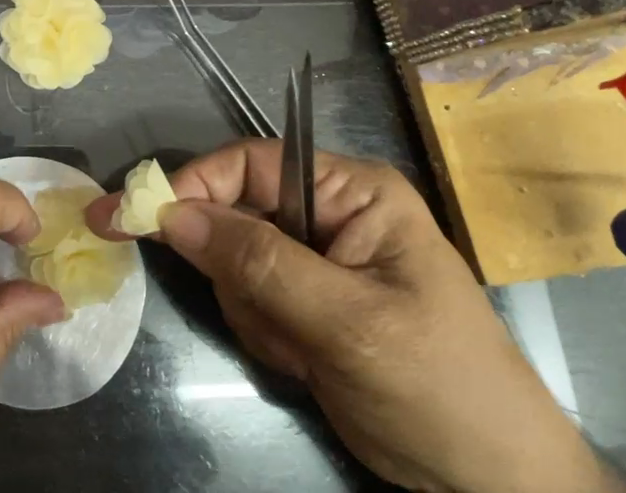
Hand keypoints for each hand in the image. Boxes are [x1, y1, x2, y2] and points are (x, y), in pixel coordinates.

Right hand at [87, 141, 620, 492]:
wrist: (486, 477)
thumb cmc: (438, 385)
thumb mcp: (348, 322)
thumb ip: (257, 262)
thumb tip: (170, 213)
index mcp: (353, 192)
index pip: (251, 163)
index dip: (194, 184)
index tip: (138, 216)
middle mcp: (329, 212)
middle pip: (234, 213)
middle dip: (239, 275)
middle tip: (274, 324)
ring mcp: (315, 260)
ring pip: (231, 262)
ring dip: (254, 313)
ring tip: (305, 352)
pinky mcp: (303, 302)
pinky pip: (246, 300)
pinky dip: (263, 334)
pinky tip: (306, 363)